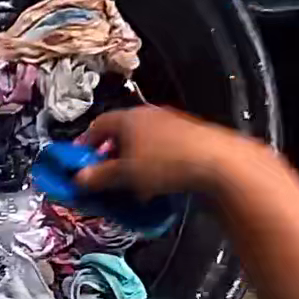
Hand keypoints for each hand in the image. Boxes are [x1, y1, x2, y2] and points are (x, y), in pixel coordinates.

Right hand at [75, 105, 256, 196]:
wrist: (220, 164)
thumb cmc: (165, 163)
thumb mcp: (124, 175)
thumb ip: (97, 176)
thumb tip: (78, 179)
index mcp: (128, 118)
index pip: (97, 125)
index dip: (85, 143)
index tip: (79, 161)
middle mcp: (149, 115)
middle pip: (119, 133)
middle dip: (108, 155)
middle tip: (103, 175)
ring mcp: (171, 124)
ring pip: (141, 142)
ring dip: (130, 161)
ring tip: (129, 183)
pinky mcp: (189, 137)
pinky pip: (160, 149)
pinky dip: (151, 163)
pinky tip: (154, 183)